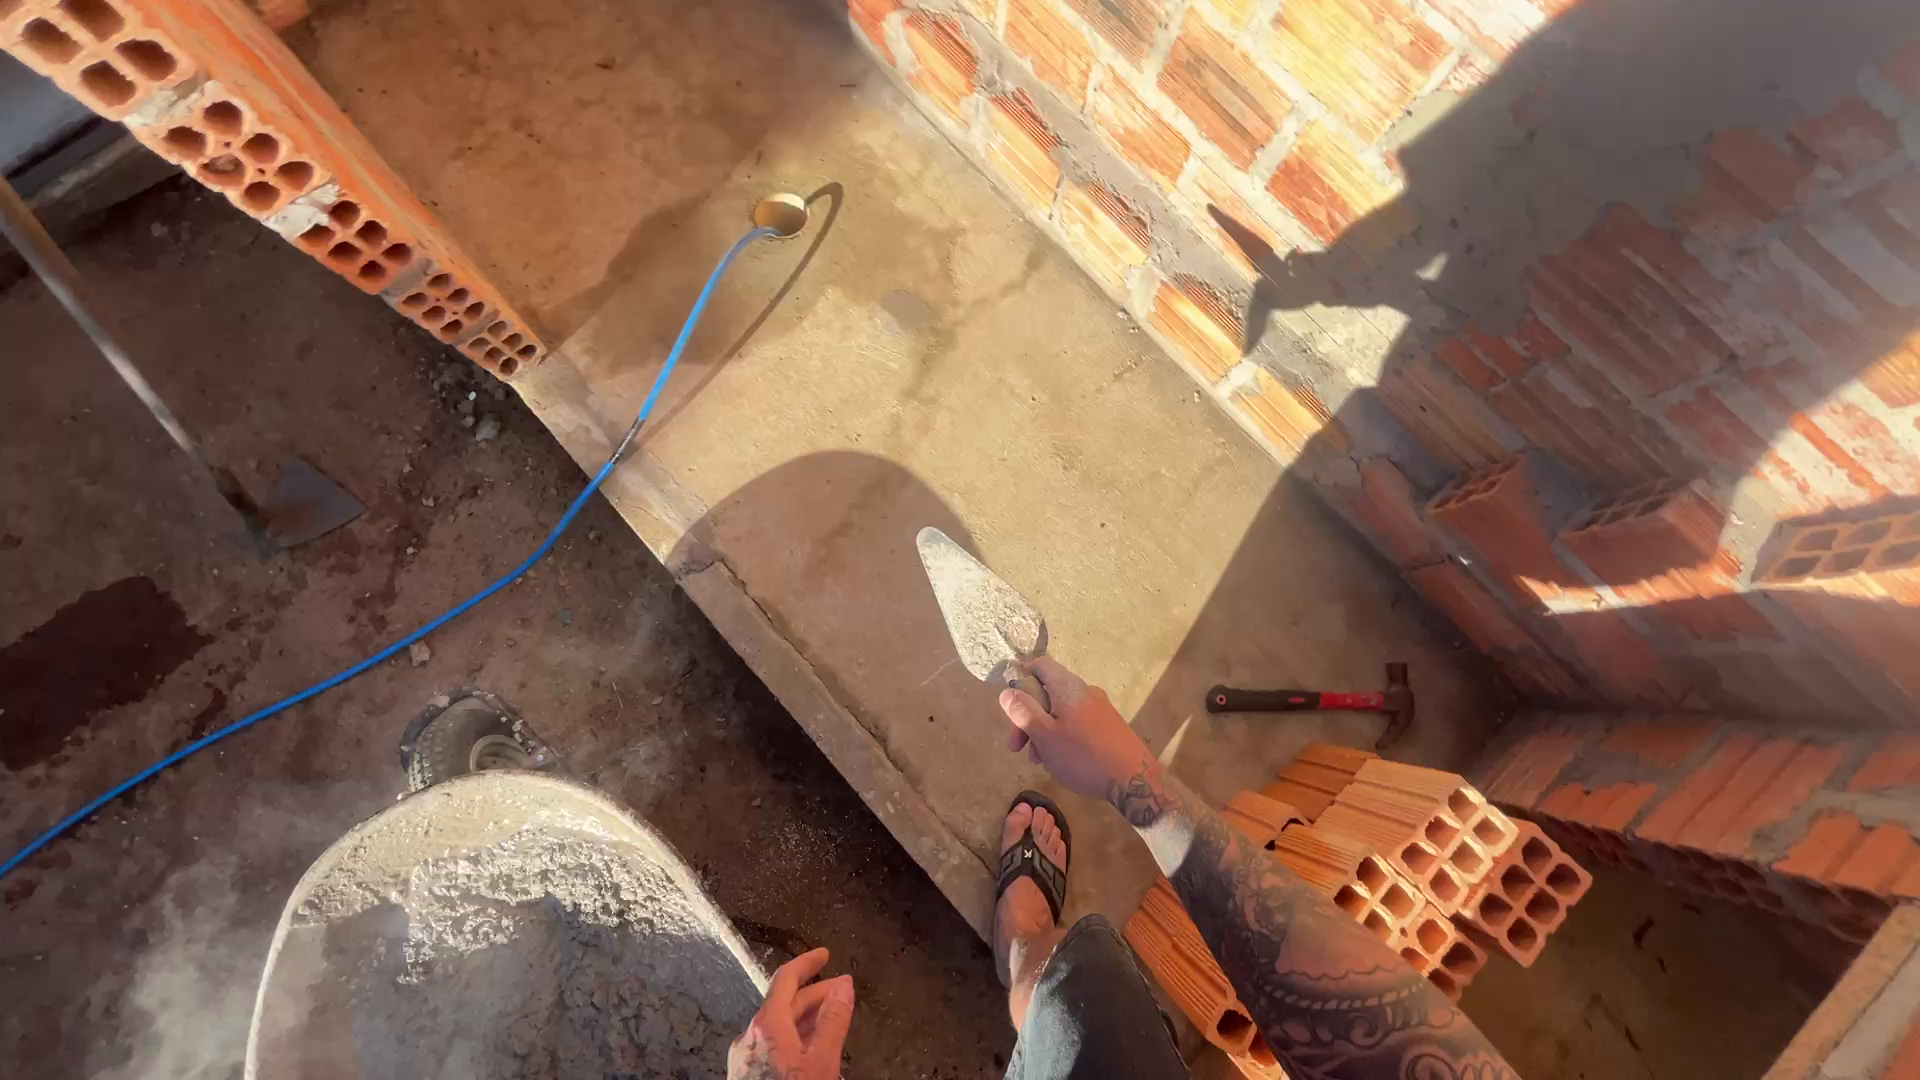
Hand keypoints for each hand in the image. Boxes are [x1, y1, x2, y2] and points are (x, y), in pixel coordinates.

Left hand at [727, 948, 854, 1079]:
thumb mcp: (821, 1062)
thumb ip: (833, 1020)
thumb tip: (844, 985)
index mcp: (766, 1025)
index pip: (787, 979)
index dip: (807, 962)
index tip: (825, 954)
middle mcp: (749, 1037)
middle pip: (784, 1002)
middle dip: (815, 993)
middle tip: (842, 990)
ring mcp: (744, 1060)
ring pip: (778, 1026)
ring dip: (805, 1017)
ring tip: (831, 1017)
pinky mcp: (745, 1078)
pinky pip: (772, 1046)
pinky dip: (794, 1037)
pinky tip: (810, 1048)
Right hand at [999, 656, 1153, 800]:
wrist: (1135, 780)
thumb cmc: (1084, 756)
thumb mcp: (1045, 736)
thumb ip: (1023, 712)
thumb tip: (1007, 692)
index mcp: (1068, 687)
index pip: (1041, 665)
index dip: (1021, 676)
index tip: (1010, 702)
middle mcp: (1085, 691)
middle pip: (1048, 692)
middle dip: (1028, 717)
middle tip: (1016, 746)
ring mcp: (1099, 709)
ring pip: (1061, 711)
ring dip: (1044, 731)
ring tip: (1040, 760)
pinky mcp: (1109, 726)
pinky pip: (1077, 723)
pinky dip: (1062, 736)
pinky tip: (1061, 761)